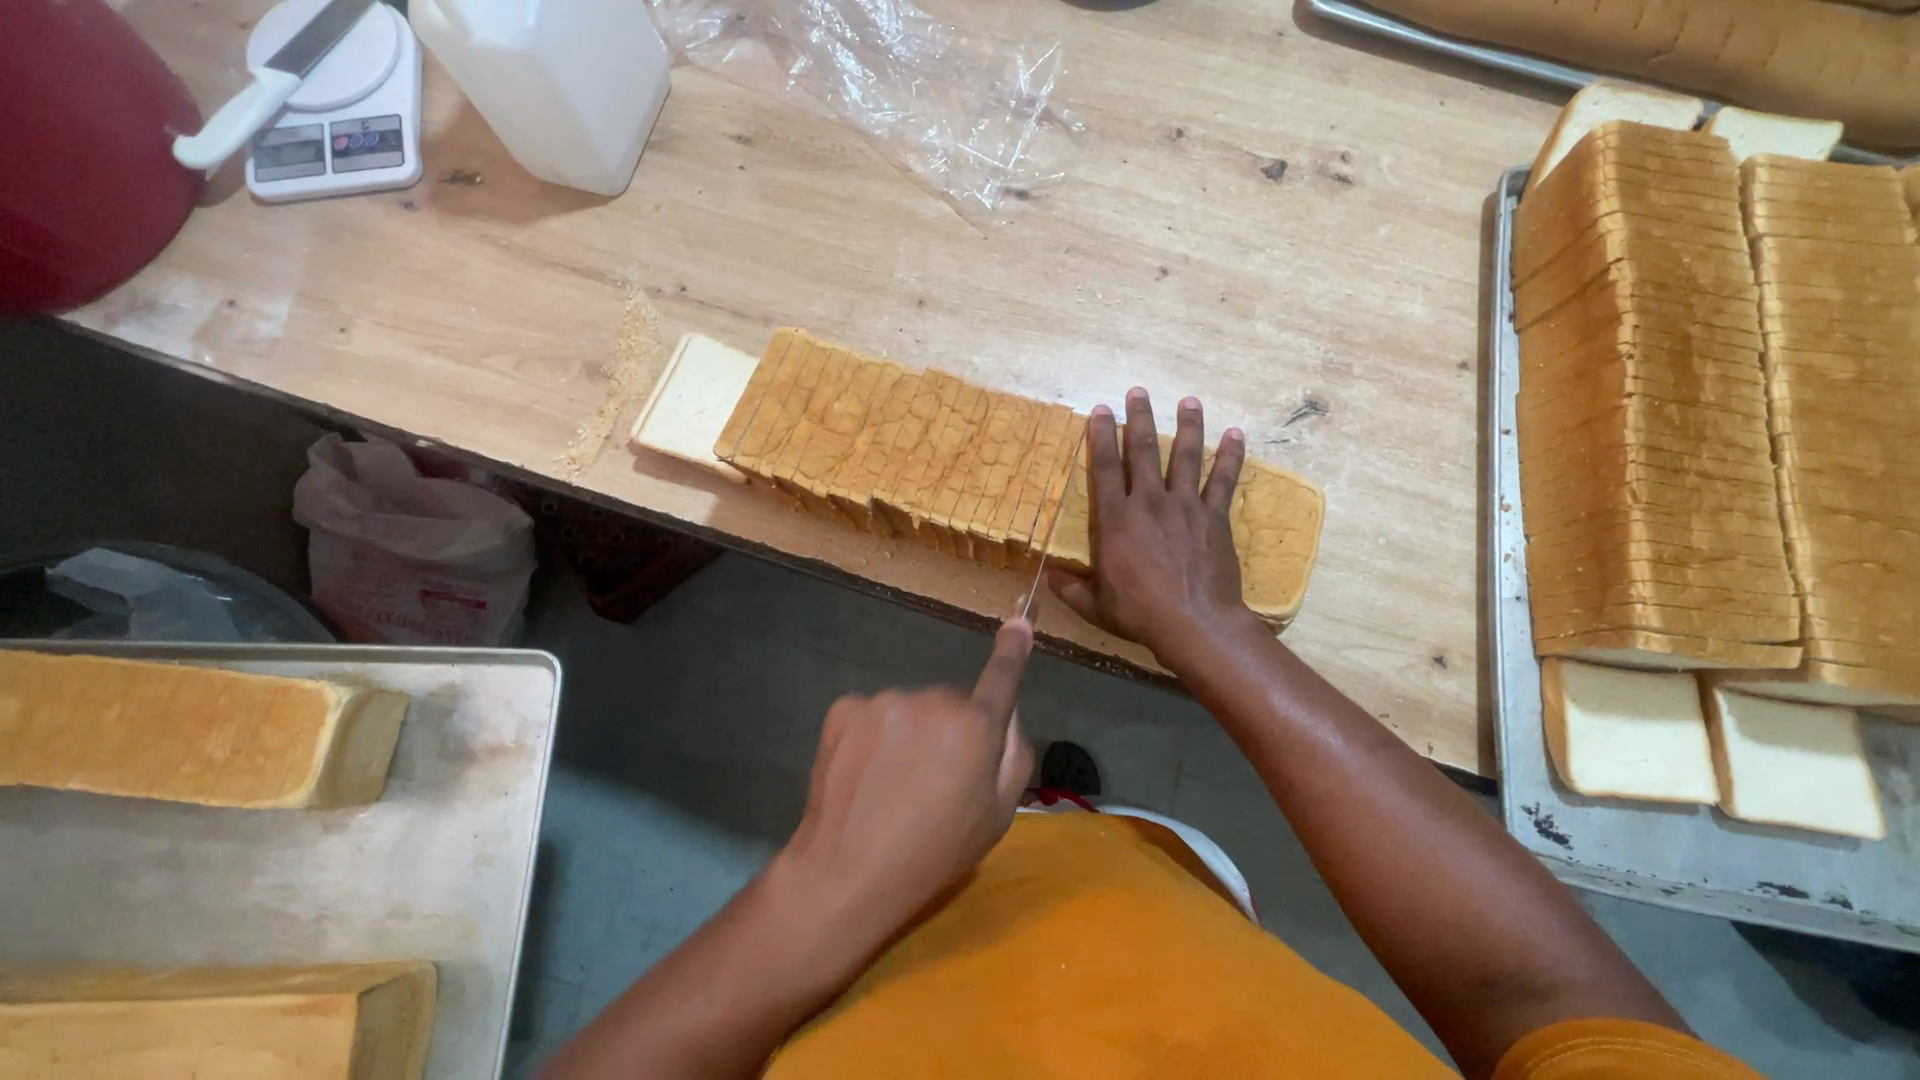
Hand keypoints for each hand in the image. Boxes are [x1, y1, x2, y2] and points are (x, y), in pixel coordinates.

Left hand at [778, 619, 1035, 932]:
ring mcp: (884, 701)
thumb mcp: (999, 816)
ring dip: (906, 734)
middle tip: (932, 783)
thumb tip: (1007, 715)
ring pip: (908, 710)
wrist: (848, 870)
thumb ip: (1014, 756)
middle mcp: (931, 700)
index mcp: (976, 726)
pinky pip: (871, 715)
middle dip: (947, 731)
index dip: (1012, 651)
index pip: (1001, 678)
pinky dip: (871, 737)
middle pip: (949, 705)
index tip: (1019, 622)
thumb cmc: (935, 851)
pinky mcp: (844, 708)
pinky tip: (863, 774)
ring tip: (892, 786)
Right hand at [1048, 388, 1255, 667]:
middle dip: (1138, 419)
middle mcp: (1149, 503)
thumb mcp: (1095, 606)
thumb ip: (1071, 588)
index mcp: (1116, 520)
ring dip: (1187, 426)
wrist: (1194, 622)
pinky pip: (1223, 480)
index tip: (1100, 410)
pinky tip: (1236, 434)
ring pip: (1186, 456)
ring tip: (1189, 401)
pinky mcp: (1214, 517)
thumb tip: (1048, 577)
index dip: (1101, 437)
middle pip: (1143, 451)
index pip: (1105, 469)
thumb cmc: (1140, 614)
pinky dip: (1230, 456)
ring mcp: (1185, 506)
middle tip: (1138, 392)